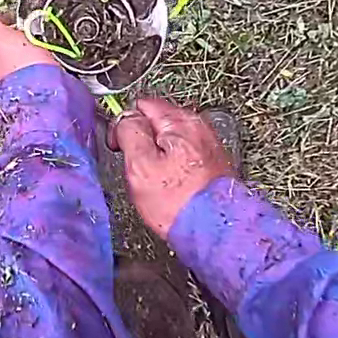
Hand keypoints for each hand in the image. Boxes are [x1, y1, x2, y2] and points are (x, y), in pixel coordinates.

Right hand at [109, 98, 234, 235]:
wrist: (215, 231)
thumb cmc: (177, 201)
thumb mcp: (139, 163)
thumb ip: (129, 132)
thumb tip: (125, 119)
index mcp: (179, 122)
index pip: (140, 105)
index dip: (124, 125)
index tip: (122, 147)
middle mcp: (198, 127)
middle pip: (156, 121)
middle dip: (142, 140)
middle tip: (139, 167)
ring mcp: (207, 145)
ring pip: (168, 140)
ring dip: (157, 155)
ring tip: (156, 179)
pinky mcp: (211, 163)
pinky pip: (181, 155)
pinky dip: (172, 166)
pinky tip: (171, 184)